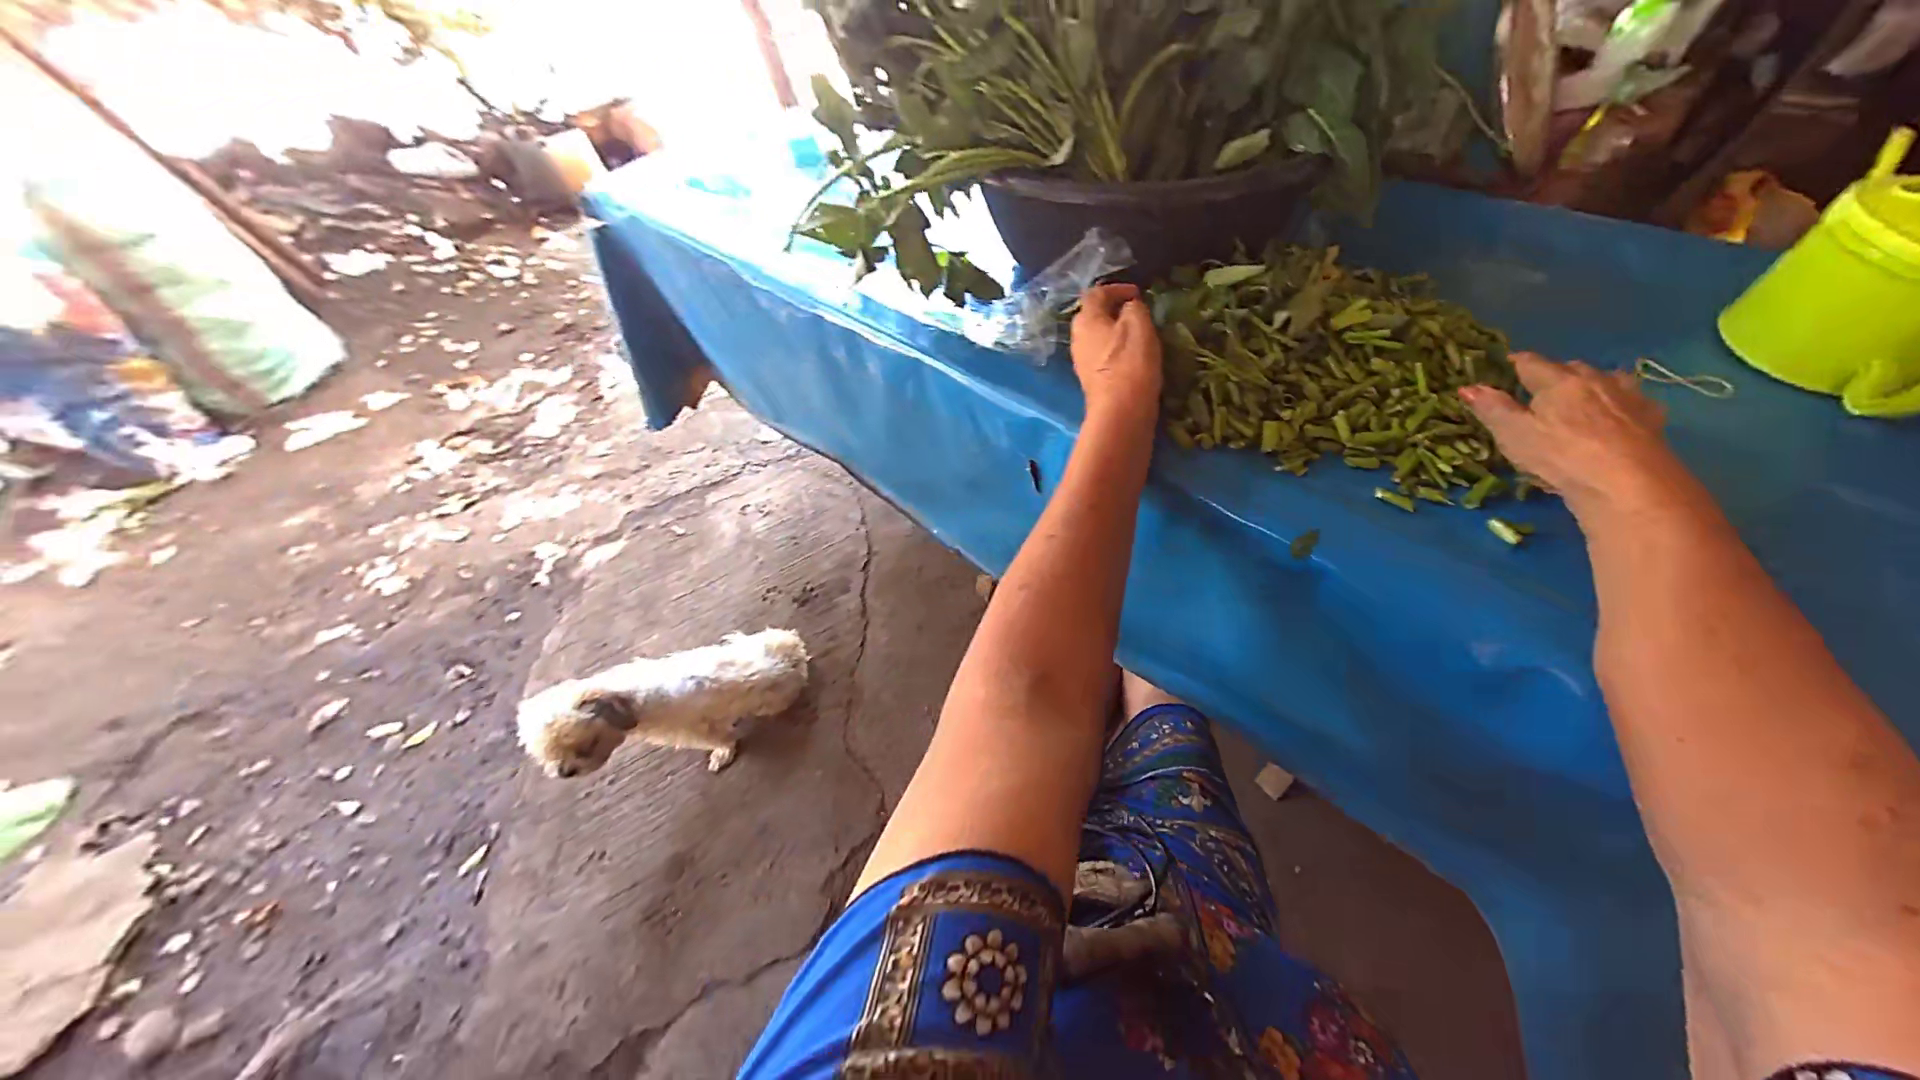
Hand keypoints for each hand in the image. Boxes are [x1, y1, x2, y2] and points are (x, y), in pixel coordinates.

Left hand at [1070, 284, 1161, 419]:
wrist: (1119, 411)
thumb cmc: (1130, 363)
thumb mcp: (1139, 326)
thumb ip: (1133, 308)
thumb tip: (1128, 306)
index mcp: (1086, 319)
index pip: (1095, 293)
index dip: (1116, 288)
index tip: (1137, 293)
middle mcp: (1077, 338)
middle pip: (1091, 315)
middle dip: (1111, 309)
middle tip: (1134, 310)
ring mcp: (1080, 360)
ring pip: (1095, 336)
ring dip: (1113, 330)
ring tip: (1135, 332)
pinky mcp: (1089, 378)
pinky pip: (1099, 354)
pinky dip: (1113, 348)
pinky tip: (1129, 355)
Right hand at [1459, 352, 1695, 518]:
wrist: (1628, 483)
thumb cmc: (1560, 456)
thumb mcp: (1513, 434)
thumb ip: (1492, 408)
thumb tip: (1467, 387)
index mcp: (1559, 380)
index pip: (1529, 362)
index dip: (1511, 364)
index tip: (1498, 371)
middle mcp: (1596, 379)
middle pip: (1569, 367)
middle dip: (1550, 376)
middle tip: (1534, 395)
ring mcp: (1628, 396)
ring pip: (1603, 379)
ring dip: (1587, 386)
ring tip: (1575, 402)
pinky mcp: (1651, 416)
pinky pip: (1628, 400)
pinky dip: (1616, 403)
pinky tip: (1612, 418)